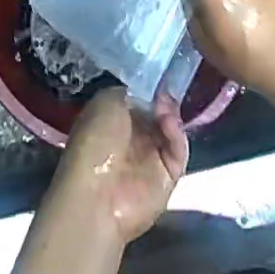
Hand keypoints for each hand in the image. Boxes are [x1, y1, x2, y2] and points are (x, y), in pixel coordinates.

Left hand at [53, 86, 188, 244]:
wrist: (98, 194)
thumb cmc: (96, 139)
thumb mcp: (106, 102)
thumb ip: (130, 92)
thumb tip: (147, 92)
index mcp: (113, 117)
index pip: (138, 98)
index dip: (148, 88)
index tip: (158, 79)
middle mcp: (132, 136)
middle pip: (157, 113)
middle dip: (163, 101)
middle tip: (165, 94)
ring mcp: (150, 156)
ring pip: (170, 130)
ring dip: (170, 116)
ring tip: (166, 110)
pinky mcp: (168, 176)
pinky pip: (178, 151)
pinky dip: (177, 136)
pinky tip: (170, 125)